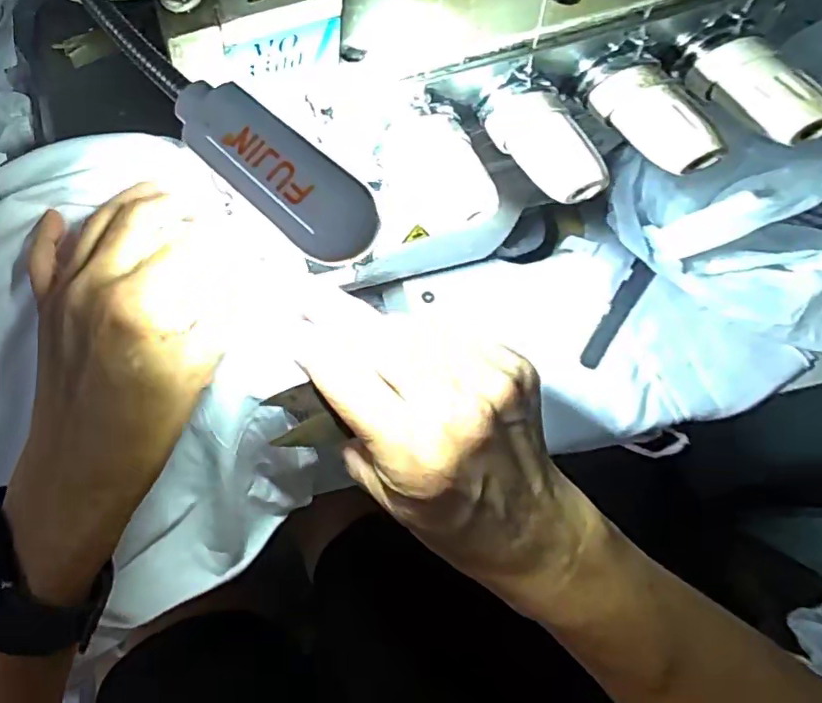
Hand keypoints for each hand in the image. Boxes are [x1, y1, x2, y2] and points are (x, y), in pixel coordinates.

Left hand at [4, 184, 228, 604]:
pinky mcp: (45, 305)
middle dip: (176, 202)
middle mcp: (96, 283)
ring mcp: (64, 290)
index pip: (188, 246)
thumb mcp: (197, 373)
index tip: (238, 229)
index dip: (218, 234)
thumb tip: (246, 273)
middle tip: (202, 202)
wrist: (75, 473)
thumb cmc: (143, 431)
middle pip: (141, 217)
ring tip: (159, 190)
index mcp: (138, 302)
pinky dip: (50, 233)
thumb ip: (223, 315)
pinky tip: (57, 214)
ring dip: (129, 199)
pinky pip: (42, 257)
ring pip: (98, 222)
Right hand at [296, 295, 602, 612]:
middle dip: (332, 312)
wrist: (534, 528)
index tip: (287, 327)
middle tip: (304, 293)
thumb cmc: (449, 521)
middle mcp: (452, 407)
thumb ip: (349, 427)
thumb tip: (319, 374)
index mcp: (414, 449)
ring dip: (380, 326)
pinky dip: (425, 334)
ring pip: (410, 325)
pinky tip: (419, 351)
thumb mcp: (379, 490)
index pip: (343, 373)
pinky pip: (449, 330)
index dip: (310, 346)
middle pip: (374, 336)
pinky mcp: (512, 364)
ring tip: (365, 333)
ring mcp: (488, 379)